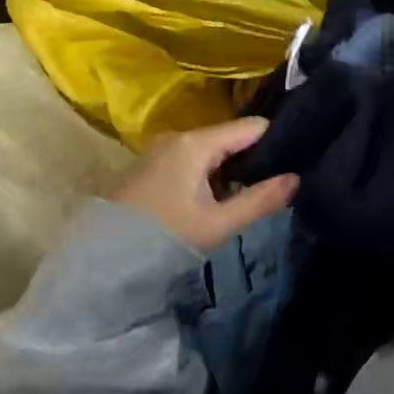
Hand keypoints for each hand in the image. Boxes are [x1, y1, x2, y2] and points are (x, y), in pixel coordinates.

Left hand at [111, 118, 298, 250]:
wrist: (95, 266)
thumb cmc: (162, 238)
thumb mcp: (218, 224)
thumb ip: (261, 199)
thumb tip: (298, 178)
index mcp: (196, 142)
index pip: (253, 126)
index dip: (278, 141)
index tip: (296, 159)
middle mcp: (178, 136)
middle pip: (232, 137)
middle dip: (255, 157)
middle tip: (277, 181)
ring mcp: (160, 150)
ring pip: (213, 150)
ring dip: (232, 168)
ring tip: (251, 192)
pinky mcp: (149, 167)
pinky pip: (193, 160)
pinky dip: (210, 174)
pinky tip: (217, 198)